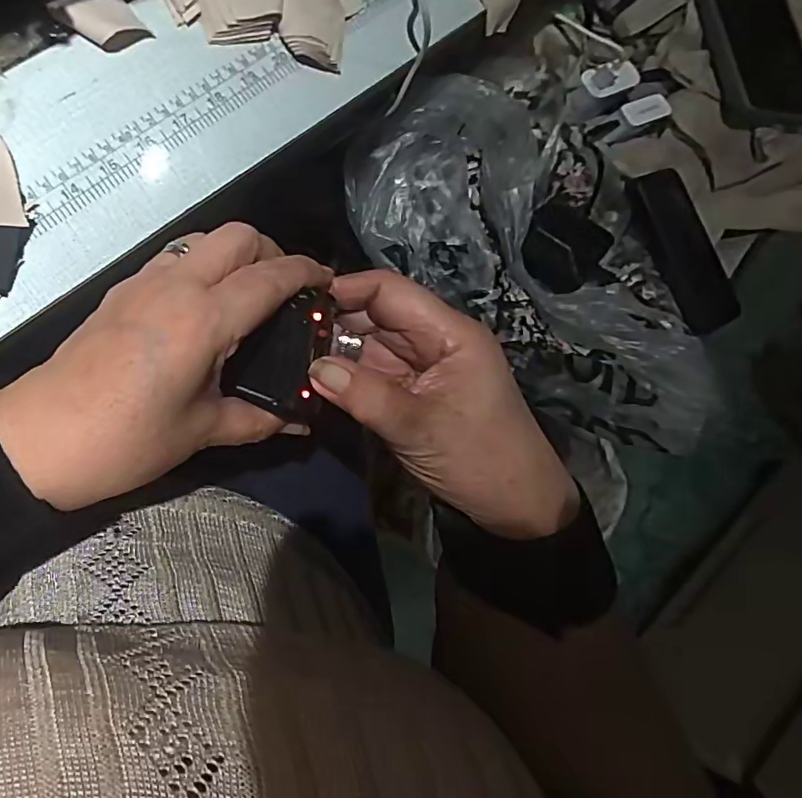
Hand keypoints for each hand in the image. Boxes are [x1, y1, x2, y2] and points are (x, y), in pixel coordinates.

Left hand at [0, 223, 331, 510]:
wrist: (43, 435)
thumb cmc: (125, 438)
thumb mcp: (199, 430)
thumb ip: (257, 418)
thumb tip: (297, 419)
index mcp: (203, 316)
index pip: (270, 275)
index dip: (306, 273)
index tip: (325, 282)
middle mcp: (174, 285)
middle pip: (236, 235)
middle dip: (270, 251)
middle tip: (284, 288)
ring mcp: (141, 283)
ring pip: (199, 241)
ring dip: (230, 255)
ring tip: (242, 297)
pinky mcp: (118, 291)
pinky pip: (170, 260)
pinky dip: (197, 267)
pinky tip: (198, 309)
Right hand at [307, 270, 576, 538]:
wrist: (516, 512)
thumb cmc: (481, 461)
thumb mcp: (419, 428)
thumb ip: (364, 395)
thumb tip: (312, 368)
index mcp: (447, 333)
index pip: (388, 290)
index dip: (345, 288)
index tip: (301, 302)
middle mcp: (428, 338)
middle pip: (369, 311)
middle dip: (329, 318)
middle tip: (285, 333)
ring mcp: (414, 363)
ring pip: (362, 338)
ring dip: (329, 346)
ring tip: (289, 353)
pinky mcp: (402, 386)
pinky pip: (362, 366)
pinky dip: (337, 370)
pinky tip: (308, 375)